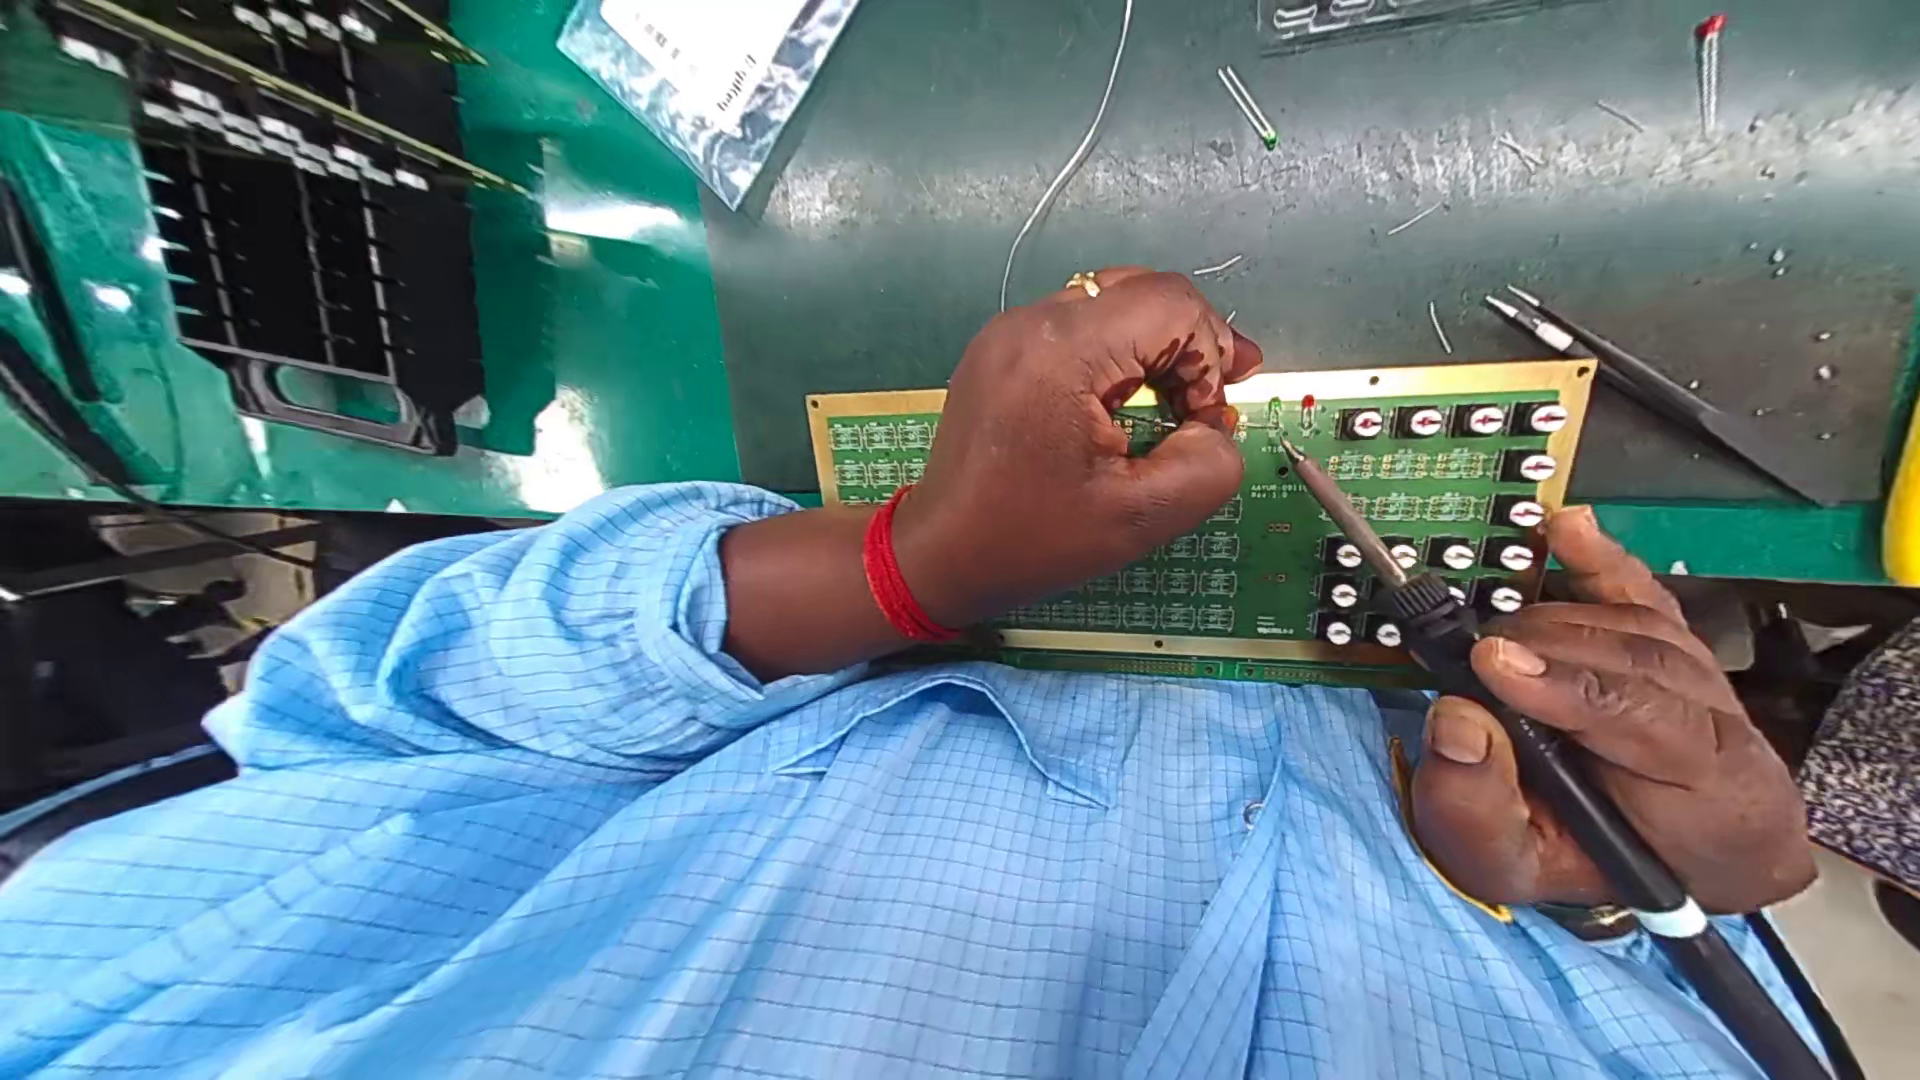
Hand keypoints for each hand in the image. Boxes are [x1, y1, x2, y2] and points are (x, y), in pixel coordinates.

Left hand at [892, 267, 1263, 626]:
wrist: (939, 555)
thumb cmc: (1031, 541)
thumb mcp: (1140, 517)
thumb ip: (1209, 464)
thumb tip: (1214, 424)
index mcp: (1061, 350)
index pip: (1171, 303)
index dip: (1212, 352)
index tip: (1207, 418)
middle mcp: (1026, 323)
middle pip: (1139, 293)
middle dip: (1188, 345)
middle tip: (1211, 400)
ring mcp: (1003, 334)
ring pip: (1107, 307)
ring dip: (1150, 349)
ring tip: (1174, 401)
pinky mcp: (994, 354)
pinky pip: (1071, 331)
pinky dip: (1110, 357)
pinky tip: (1121, 399)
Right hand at [1412, 507, 1814, 913]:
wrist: (1577, 847)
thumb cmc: (1545, 856)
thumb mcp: (1494, 858)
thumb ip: (1472, 800)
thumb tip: (1457, 715)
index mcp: (1715, 817)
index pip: (1662, 730)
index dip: (1574, 688)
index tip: (1491, 661)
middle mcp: (1733, 746)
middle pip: (1647, 666)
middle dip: (1546, 651)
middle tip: (1470, 653)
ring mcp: (1707, 693)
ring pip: (1639, 627)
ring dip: (1548, 622)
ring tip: (1487, 639)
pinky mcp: (1666, 656)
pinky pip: (1645, 597)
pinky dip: (1599, 560)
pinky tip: (1565, 530)